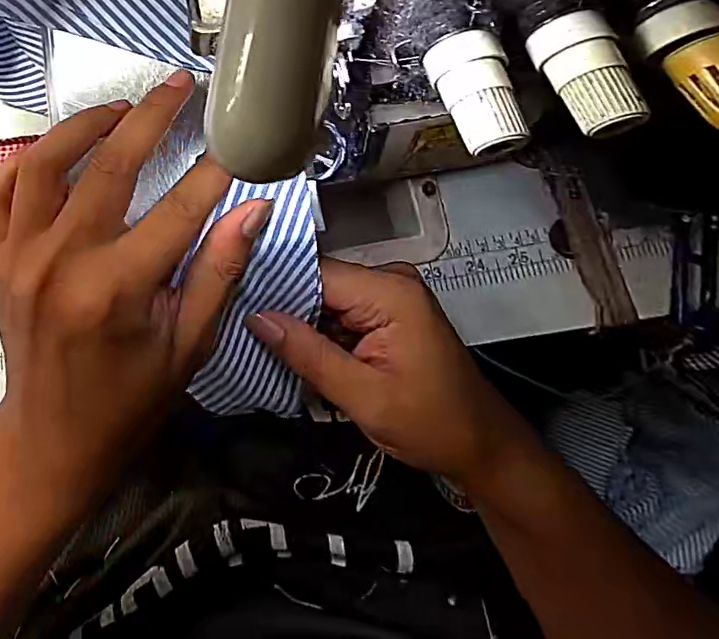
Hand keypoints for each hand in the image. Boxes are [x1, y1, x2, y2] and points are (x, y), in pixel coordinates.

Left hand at [0, 70, 271, 508]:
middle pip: (110, 166)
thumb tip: (254, 208)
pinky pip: (2, 189)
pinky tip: (60, 148)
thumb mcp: (189, 344)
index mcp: (114, 289)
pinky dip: (27, 159)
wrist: (49, 441)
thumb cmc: (128, 400)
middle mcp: (60, 261)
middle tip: (178, 85)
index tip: (235, 141)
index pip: (178, 209)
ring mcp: (20, 255)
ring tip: (123, 108)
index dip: (214, 170)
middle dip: (152, 117)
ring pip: (46, 163)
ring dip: (85, 124)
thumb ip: (220, 270)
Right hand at [245, 259, 539, 490]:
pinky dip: (322, 333)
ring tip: (268, 346)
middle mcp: (390, 279)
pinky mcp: (387, 309)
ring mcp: (389, 292)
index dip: (274, 288)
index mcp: (390, 291)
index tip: (236, 303)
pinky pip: (341, 310)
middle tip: (246, 332)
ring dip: (302, 325)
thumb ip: (309, 354)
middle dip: (286, 309)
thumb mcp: (364, 397)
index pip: (316, 273)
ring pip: (325, 297)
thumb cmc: (433, 425)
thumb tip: (257, 318)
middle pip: (319, 282)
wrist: (482, 445)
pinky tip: (301, 353)